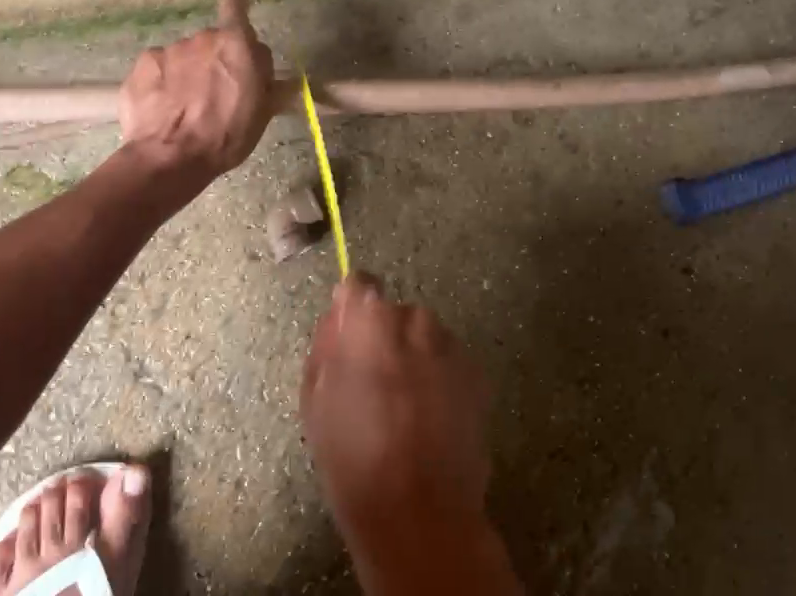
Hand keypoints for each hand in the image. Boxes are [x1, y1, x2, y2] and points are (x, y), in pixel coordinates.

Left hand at [117, 0, 275, 176]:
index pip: (237, 6)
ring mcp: (169, 50)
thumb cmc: (226, 136)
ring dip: (188, 74)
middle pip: (213, 43)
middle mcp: (202, 39)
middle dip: (216, 61)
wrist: (171, 158)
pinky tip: (163, 108)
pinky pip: (158, 69)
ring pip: (184, 58)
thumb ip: (268, 82)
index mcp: (236, 44)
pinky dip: (163, 83)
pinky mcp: (142, 66)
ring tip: (187, 108)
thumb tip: (274, 69)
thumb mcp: (262, 112)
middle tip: (217, 94)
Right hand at [301, 274, 492, 546]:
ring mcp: (452, 348)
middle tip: (372, 384)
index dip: (351, 308)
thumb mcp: (316, 399)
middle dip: (384, 337)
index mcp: (371, 322)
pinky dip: (439, 379)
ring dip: (414, 357)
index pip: (359, 284)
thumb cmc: (353, 456)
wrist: (419, 512)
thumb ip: (327, 345)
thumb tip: (339, 316)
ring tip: (403, 408)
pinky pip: (449, 363)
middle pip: (394, 314)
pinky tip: (428, 419)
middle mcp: (416, 321)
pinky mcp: (478, 376)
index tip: (347, 337)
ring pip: (425, 338)